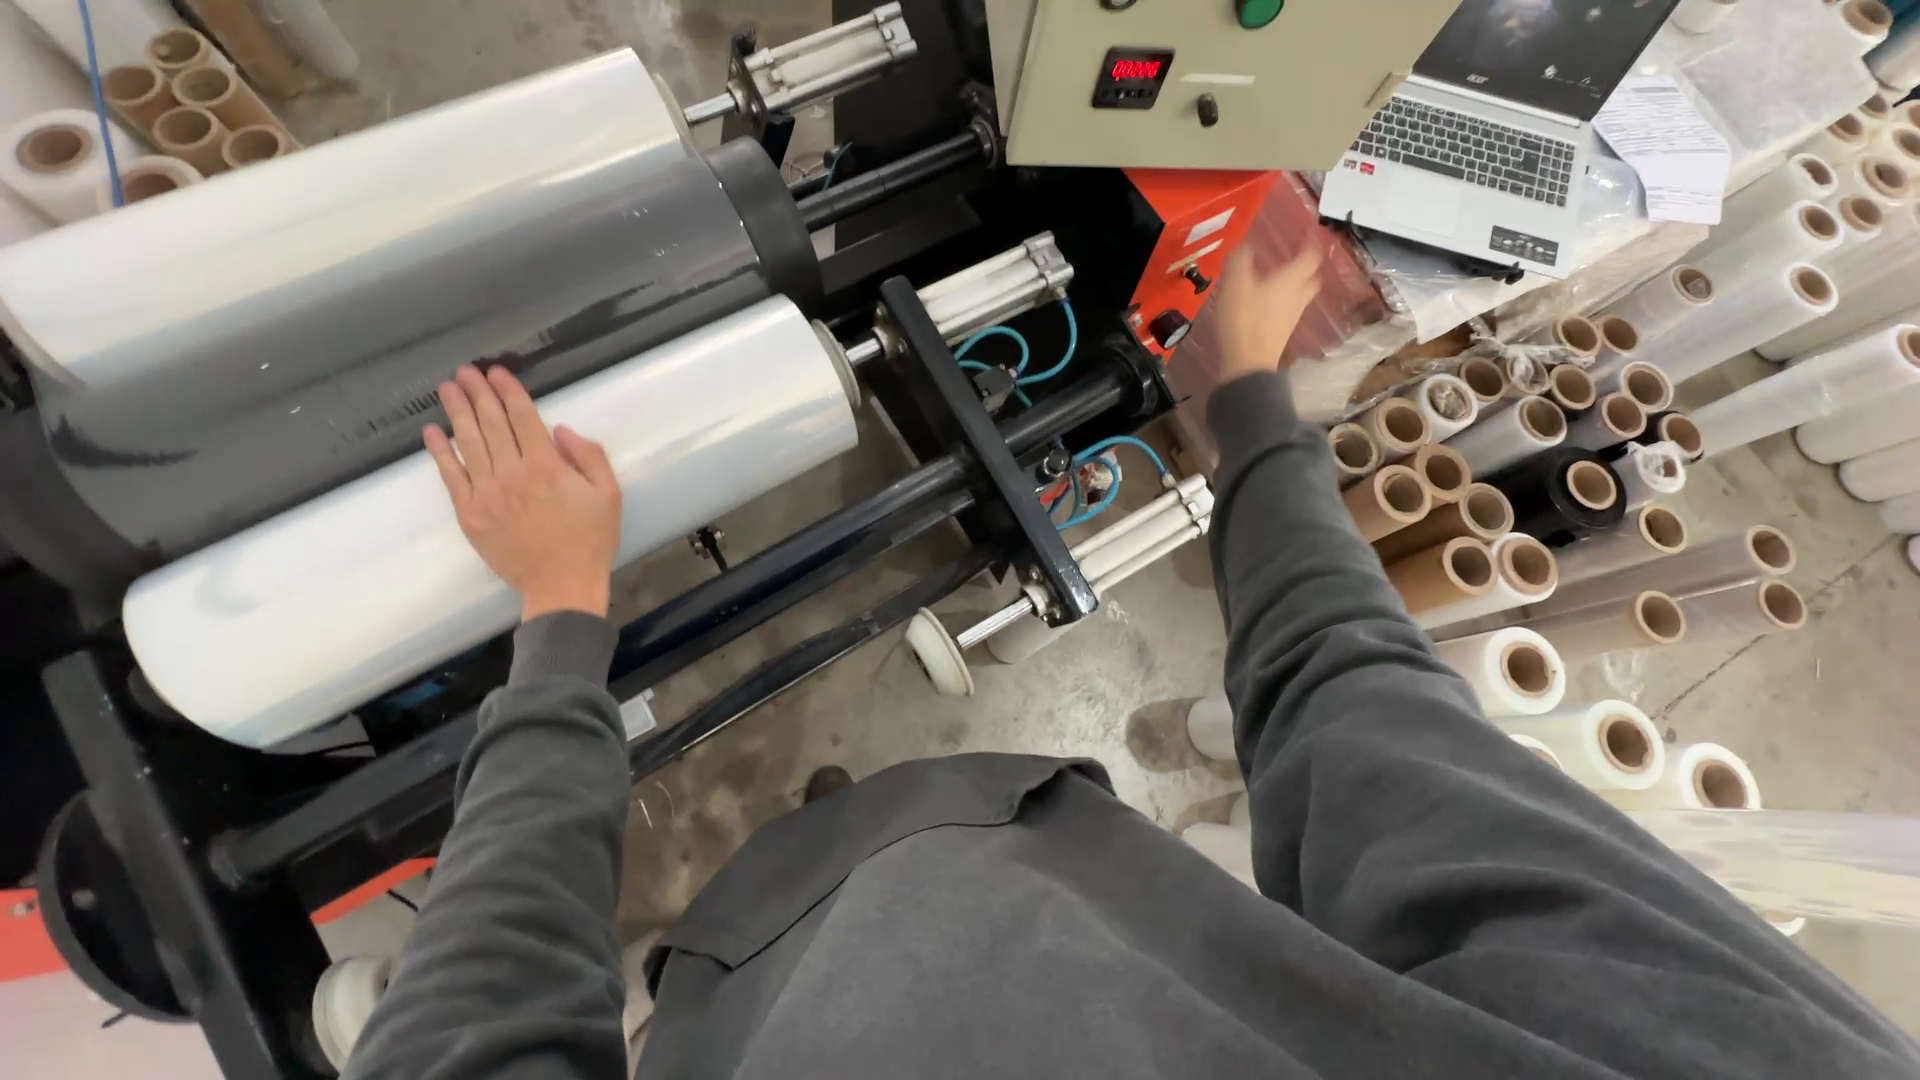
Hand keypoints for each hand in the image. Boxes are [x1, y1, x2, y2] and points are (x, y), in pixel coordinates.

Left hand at [423, 365, 621, 621]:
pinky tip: (432, 433)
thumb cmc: (592, 540)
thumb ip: (590, 456)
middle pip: (491, 424)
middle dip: (478, 393)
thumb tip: (560, 430)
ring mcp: (486, 493)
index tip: (497, 372)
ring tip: (448, 388)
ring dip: (457, 412)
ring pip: (467, 443)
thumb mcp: (610, 494)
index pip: (523, 418)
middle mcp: (512, 473)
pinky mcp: (470, 513)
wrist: (562, 584)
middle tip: (466, 371)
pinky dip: (440, 452)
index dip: (509, 391)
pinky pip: (450, 476)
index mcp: (547, 466)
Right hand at [1215, 243, 1325, 382]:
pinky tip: (1267, 301)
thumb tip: (1245, 244)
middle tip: (1298, 255)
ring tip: (1280, 276)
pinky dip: (1283, 300)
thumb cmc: (1244, 318)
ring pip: (1302, 294)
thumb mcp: (1236, 283)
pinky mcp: (1282, 332)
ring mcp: (1293, 315)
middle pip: (1313, 277)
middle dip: (1308, 265)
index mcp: (1292, 278)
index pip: (1312, 255)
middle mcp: (1298, 295)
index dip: (1312, 241)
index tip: (1308, 231)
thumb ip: (1240, 259)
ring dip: (1296, 283)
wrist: (1248, 362)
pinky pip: (1289, 309)